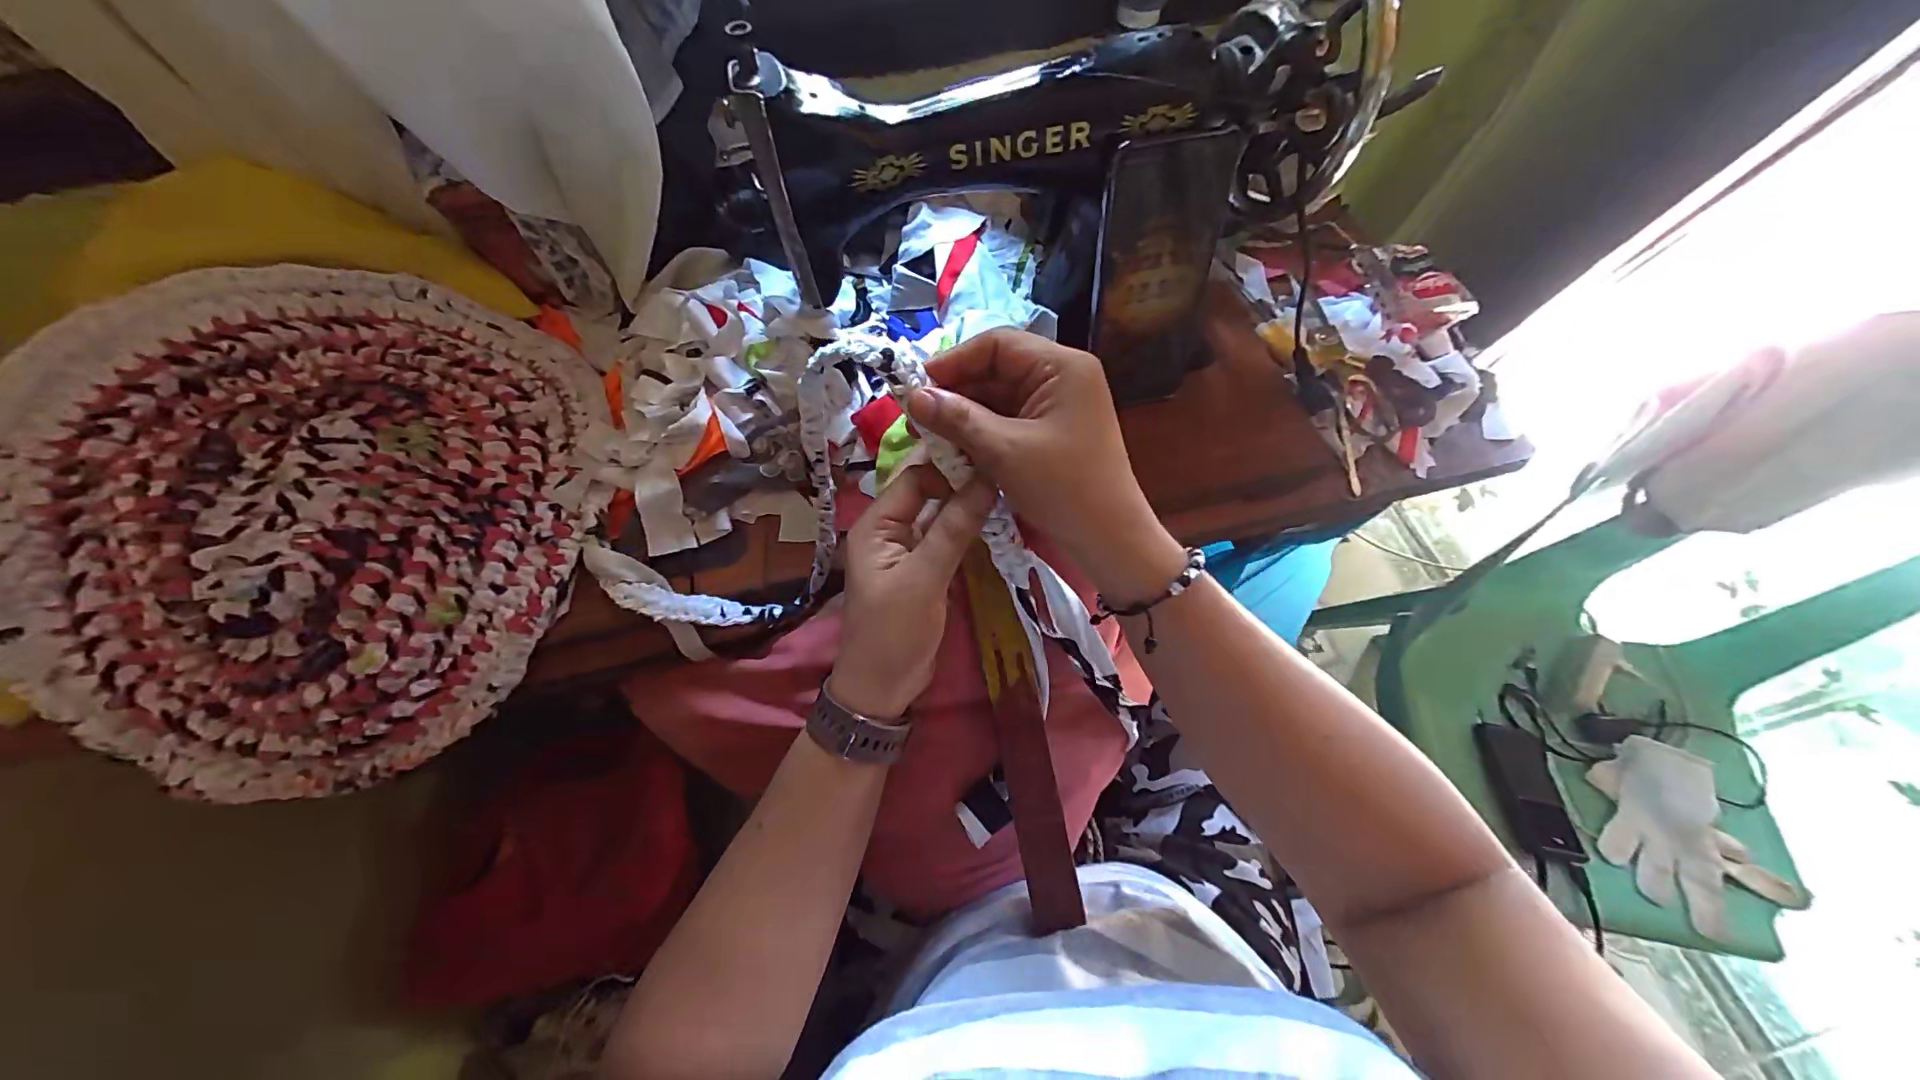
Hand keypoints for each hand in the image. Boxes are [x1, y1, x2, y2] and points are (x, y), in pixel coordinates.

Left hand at [829, 466, 995, 719]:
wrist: (883, 688)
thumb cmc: (893, 632)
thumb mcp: (924, 579)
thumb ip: (953, 529)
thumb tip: (986, 480)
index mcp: (876, 525)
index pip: (914, 477)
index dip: (950, 464)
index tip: (991, 456)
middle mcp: (892, 530)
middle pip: (930, 491)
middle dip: (963, 479)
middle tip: (1006, 467)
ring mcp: (911, 550)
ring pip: (943, 514)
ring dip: (970, 503)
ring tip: (1009, 486)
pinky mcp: (929, 569)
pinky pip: (950, 537)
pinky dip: (971, 528)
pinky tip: (998, 518)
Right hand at [904, 328, 1185, 604]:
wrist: (1110, 539)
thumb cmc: (1065, 489)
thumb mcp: (1005, 451)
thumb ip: (957, 419)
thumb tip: (913, 397)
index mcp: (1061, 367)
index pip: (996, 344)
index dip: (952, 361)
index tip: (916, 387)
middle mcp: (1061, 377)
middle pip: (995, 369)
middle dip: (955, 392)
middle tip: (916, 417)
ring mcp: (1057, 405)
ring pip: (998, 397)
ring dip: (964, 415)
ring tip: (928, 436)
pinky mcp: (1051, 431)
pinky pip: (1008, 420)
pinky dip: (980, 432)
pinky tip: (953, 448)